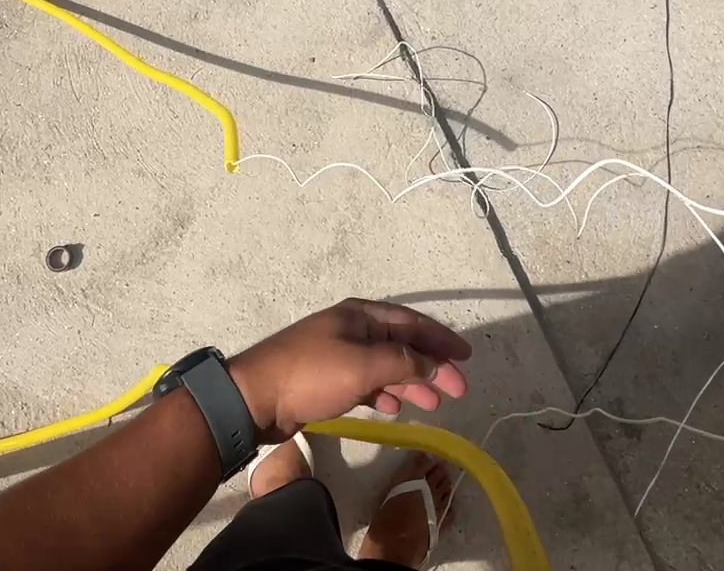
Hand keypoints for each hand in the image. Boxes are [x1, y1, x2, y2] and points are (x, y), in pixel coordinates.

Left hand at [226, 298, 471, 442]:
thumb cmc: (312, 373)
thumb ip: (402, 362)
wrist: (257, 397)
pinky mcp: (328, 379)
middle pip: (401, 343)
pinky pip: (367, 381)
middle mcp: (352, 329)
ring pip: (386, 365)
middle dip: (430, 364)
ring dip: (411, 382)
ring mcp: (339, 353)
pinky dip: (385, 392)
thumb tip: (432, 363)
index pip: (411, 322)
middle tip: (457, 389)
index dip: (441, 338)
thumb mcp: (363, 365)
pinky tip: (394, 408)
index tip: (466, 357)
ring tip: (433, 404)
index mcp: (360, 315)